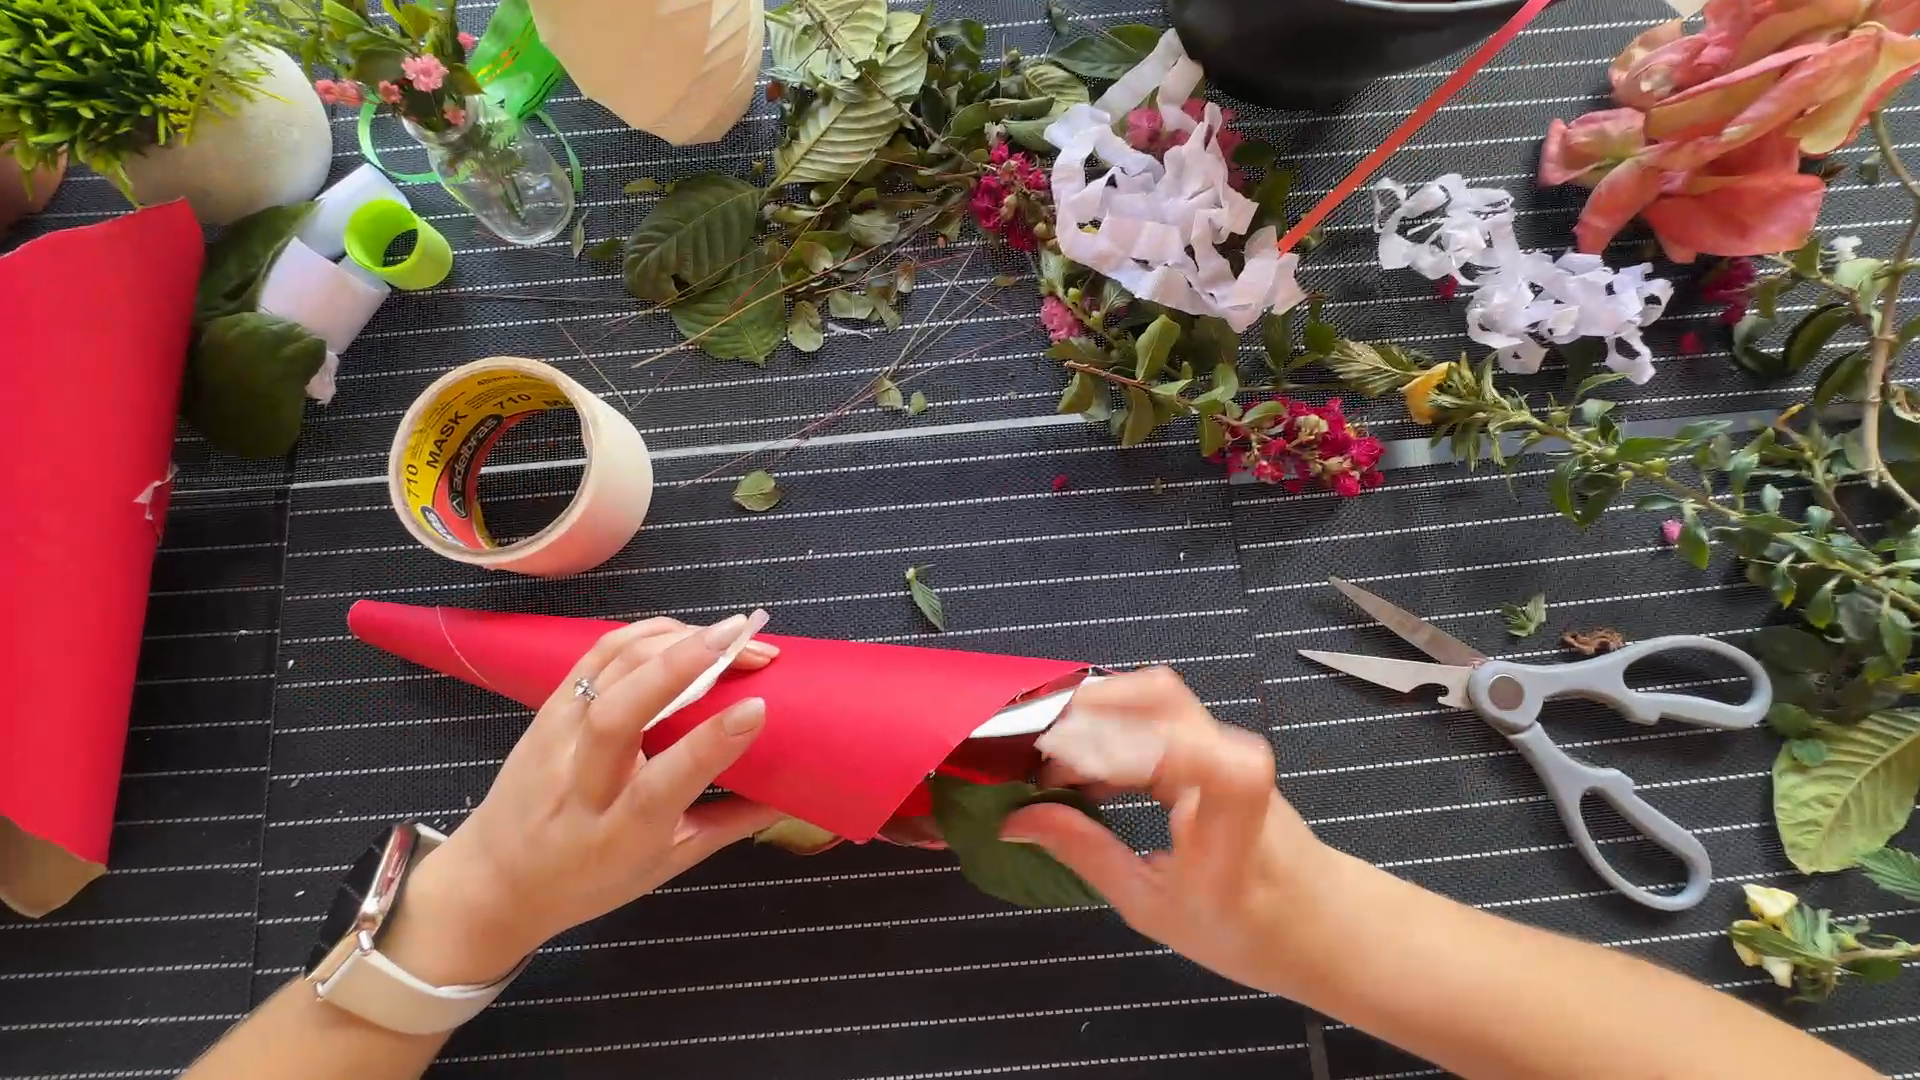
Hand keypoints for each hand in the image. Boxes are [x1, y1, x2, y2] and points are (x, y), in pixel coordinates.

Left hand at [380, 615, 783, 985]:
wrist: (491, 882)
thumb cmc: (589, 881)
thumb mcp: (667, 865)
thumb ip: (731, 825)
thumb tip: (793, 791)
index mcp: (615, 835)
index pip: (662, 783)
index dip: (711, 743)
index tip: (758, 706)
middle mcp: (577, 783)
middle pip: (620, 712)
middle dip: (683, 665)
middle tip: (743, 637)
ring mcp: (554, 739)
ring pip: (607, 671)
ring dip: (672, 640)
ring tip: (729, 632)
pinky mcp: (546, 709)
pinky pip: (596, 655)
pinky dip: (645, 633)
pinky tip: (684, 631)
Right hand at [1003, 667, 1330, 996]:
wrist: (1322, 919)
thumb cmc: (1246, 928)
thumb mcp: (1152, 907)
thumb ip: (1084, 853)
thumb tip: (1015, 821)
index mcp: (1228, 808)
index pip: (1174, 745)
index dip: (1106, 740)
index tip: (1047, 766)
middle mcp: (1231, 756)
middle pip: (1154, 696)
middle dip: (1082, 715)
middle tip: (1033, 757)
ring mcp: (1226, 741)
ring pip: (1151, 695)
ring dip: (1092, 718)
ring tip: (1051, 766)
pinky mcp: (1215, 740)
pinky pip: (1155, 713)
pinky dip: (1110, 729)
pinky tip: (1084, 771)